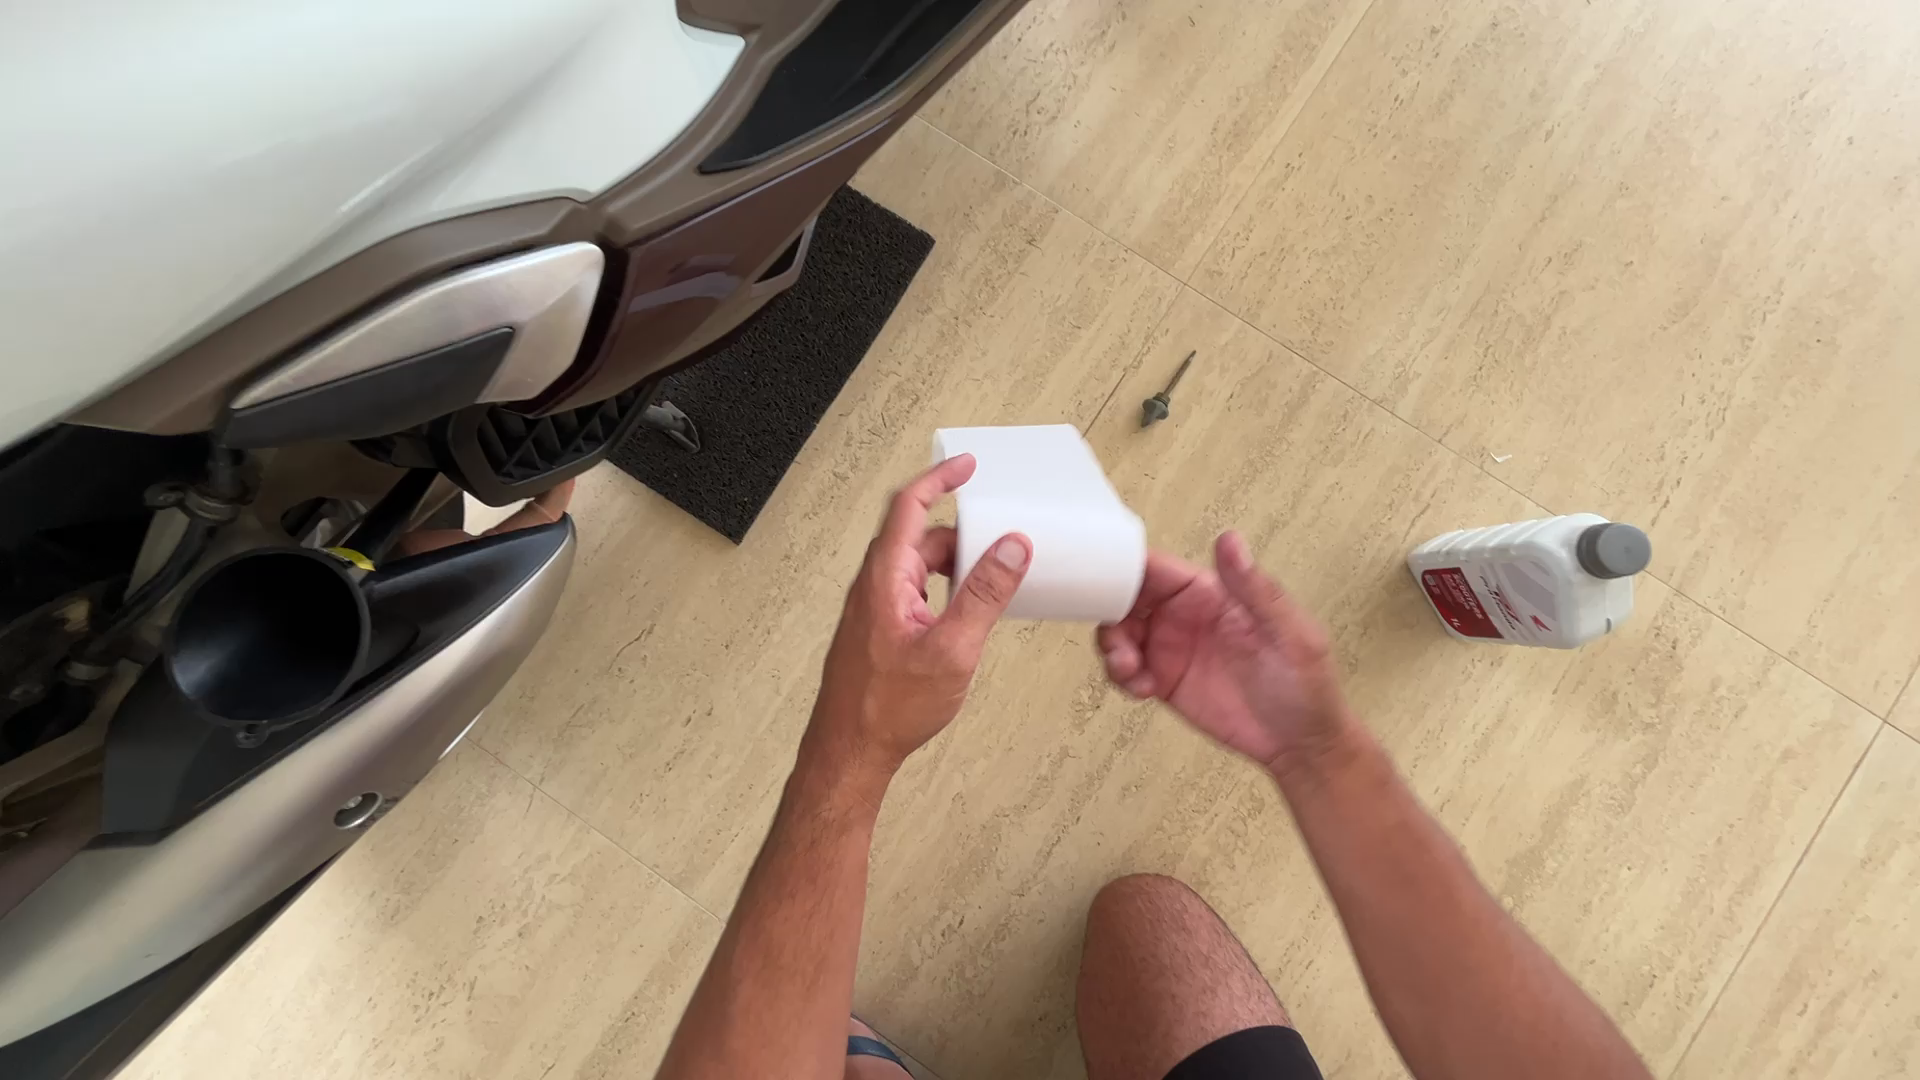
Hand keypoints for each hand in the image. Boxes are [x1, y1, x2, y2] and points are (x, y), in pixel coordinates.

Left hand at [806, 455, 1031, 790]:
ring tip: (991, 585)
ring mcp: (877, 605)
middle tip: (1001, 545)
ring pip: (921, 566)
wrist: (850, 750)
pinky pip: (918, 589)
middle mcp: (876, 584)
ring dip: (957, 567)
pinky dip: (946, 588)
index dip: (938, 479)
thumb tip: (1011, 548)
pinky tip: (966, 612)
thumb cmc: (888, 708)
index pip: (909, 507)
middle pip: (922, 537)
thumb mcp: (952, 649)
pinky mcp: (882, 625)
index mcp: (885, 578)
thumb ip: (984, 595)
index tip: (965, 466)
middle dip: (964, 536)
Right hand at [1097, 531, 1349, 770]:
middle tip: (1119, 641)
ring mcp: (1168, 647)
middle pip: (1125, 599)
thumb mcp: (1291, 635)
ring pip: (1118, 632)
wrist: (1300, 746)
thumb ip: (1256, 589)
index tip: (1103, 582)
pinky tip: (1143, 690)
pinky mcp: (1161, 679)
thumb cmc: (1306, 685)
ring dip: (1112, 647)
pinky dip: (1121, 676)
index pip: (1156, 569)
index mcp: (1209, 592)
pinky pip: (1124, 669)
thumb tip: (1229, 539)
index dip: (1124, 570)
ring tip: (1130, 670)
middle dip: (1110, 614)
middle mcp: (1181, 614)